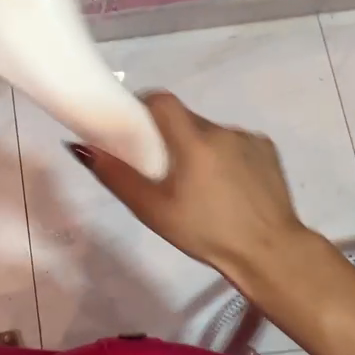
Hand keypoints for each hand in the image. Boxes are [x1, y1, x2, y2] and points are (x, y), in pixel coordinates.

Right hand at [75, 92, 333, 282]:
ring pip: (210, 134)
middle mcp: (222, 130)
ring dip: (200, 150)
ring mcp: (249, 139)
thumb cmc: (205, 233)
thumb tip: (83, 147)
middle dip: (171, 139)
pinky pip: (235, 144)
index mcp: (193, 140)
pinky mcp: (268, 151)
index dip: (144, 108)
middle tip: (166, 174)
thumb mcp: (153, 210)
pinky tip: (228, 190)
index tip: (137, 131)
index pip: (161, 100)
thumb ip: (117, 176)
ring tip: (201, 189)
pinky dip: (226, 159)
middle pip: (185, 120)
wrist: (270, 253)